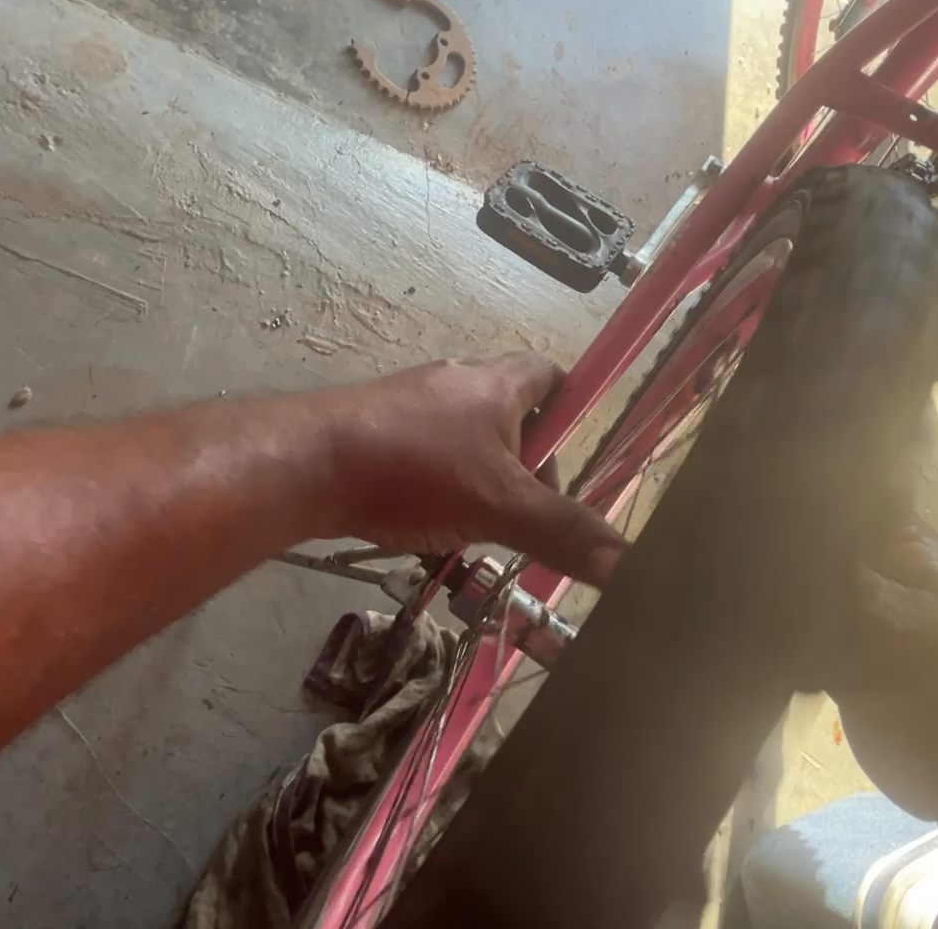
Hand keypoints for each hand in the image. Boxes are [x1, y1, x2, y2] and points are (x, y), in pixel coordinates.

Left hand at [315, 353, 625, 583]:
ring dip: (479, 480)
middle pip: (508, 413)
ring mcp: (408, 403)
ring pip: (463, 439)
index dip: (569, 406)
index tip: (572, 452)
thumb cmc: (416, 472)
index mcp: (495, 385)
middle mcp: (454, 382)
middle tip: (524, 514)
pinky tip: (426, 523)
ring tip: (477, 528)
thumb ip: (562, 532)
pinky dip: (437, 483)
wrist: (308, 465)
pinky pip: (423, 452)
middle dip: (524, 463)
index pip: (549, 373)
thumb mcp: (500, 505)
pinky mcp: (374, 428)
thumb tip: (629, 563)